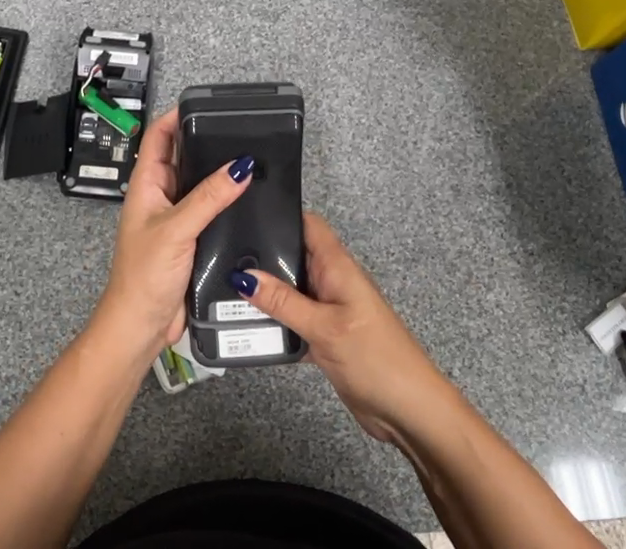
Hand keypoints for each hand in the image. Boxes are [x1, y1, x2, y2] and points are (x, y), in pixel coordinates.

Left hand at [92, 107, 254, 357]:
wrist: (141, 325)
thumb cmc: (143, 278)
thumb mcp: (177, 230)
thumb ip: (208, 198)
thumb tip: (239, 167)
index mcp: (145, 186)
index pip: (157, 137)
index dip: (175, 117)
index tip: (201, 104)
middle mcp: (159, 197)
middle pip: (180, 157)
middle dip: (203, 141)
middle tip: (234, 128)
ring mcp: (174, 218)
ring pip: (197, 184)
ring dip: (217, 173)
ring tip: (247, 157)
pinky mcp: (190, 239)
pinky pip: (209, 210)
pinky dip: (224, 201)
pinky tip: (245, 198)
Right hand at [232, 212, 454, 444]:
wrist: (408, 411)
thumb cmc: (375, 359)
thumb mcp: (325, 327)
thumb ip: (283, 302)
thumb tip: (242, 276)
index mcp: (337, 267)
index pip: (308, 225)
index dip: (280, 215)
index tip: (243, 214)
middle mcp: (332, 282)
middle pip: (293, 256)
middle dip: (261, 257)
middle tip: (218, 256)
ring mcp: (328, 311)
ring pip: (289, 292)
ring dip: (264, 294)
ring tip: (220, 291)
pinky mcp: (325, 338)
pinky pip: (293, 322)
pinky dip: (273, 324)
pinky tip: (245, 329)